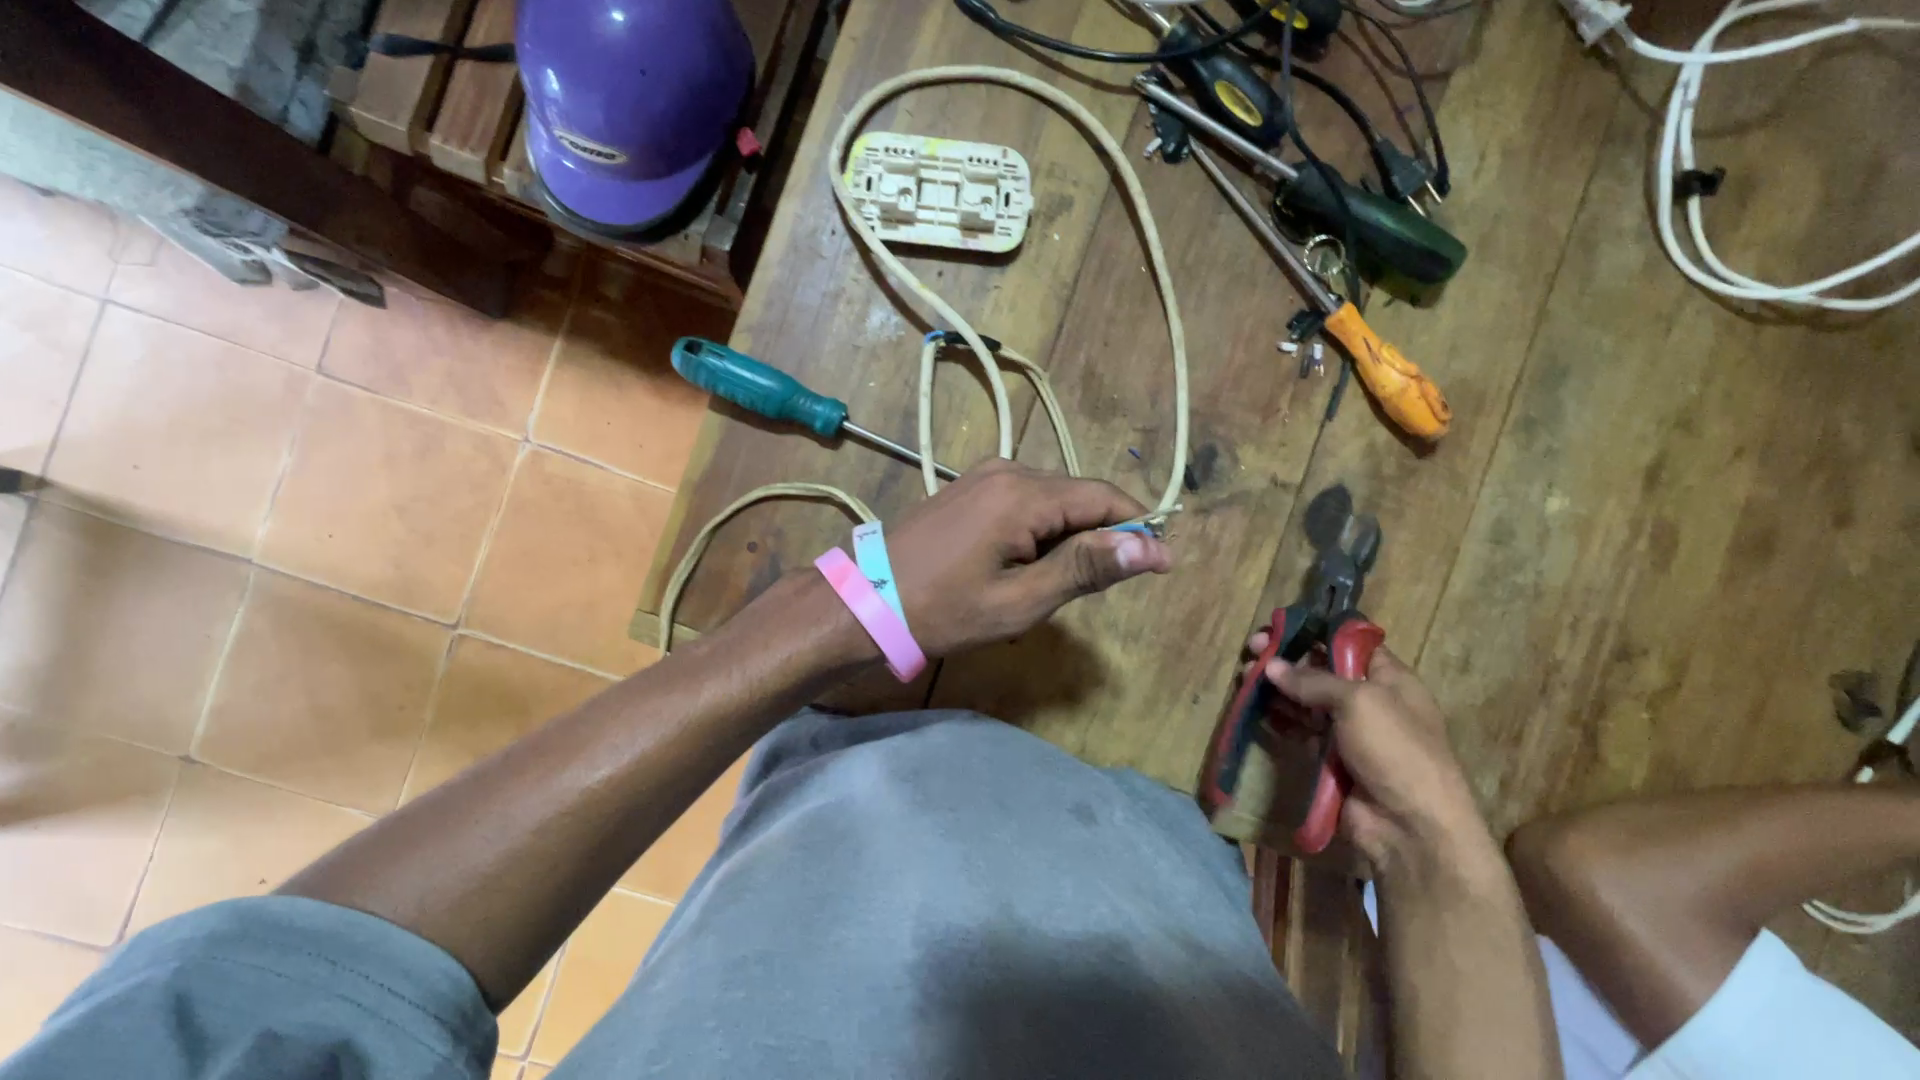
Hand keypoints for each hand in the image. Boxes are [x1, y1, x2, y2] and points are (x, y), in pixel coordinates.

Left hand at [881, 461, 1171, 656]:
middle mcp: (1007, 470)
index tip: (1159, 567)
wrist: (865, 602)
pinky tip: (1016, 570)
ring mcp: (984, 475)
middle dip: (1095, 540)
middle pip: (1078, 497)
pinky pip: (1024, 503)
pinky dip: (1037, 534)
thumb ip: (1086, 568)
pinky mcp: (969, 488)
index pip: (1104, 498)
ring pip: (1052, 502)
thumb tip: (1153, 547)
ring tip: (1040, 588)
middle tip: (1080, 594)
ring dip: (1063, 540)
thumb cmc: (943, 611)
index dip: (1138, 529)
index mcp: (1022, 494)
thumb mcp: (1020, 601)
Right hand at [1244, 632, 1491, 876]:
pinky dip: (1279, 719)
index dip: (1314, 632)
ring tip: (1244, 678)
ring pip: (1306, 701)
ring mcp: (1348, 731)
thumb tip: (1271, 666)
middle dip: (1287, 659)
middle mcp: (1368, 701)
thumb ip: (1313, 680)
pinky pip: (1300, 731)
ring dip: (1277, 689)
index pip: (1349, 644)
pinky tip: (1255, 709)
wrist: (1410, 826)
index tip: (1278, 627)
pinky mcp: (1329, 760)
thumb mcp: (1359, 701)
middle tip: (1249, 652)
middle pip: (1322, 670)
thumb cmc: (1396, 750)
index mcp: (1389, 679)